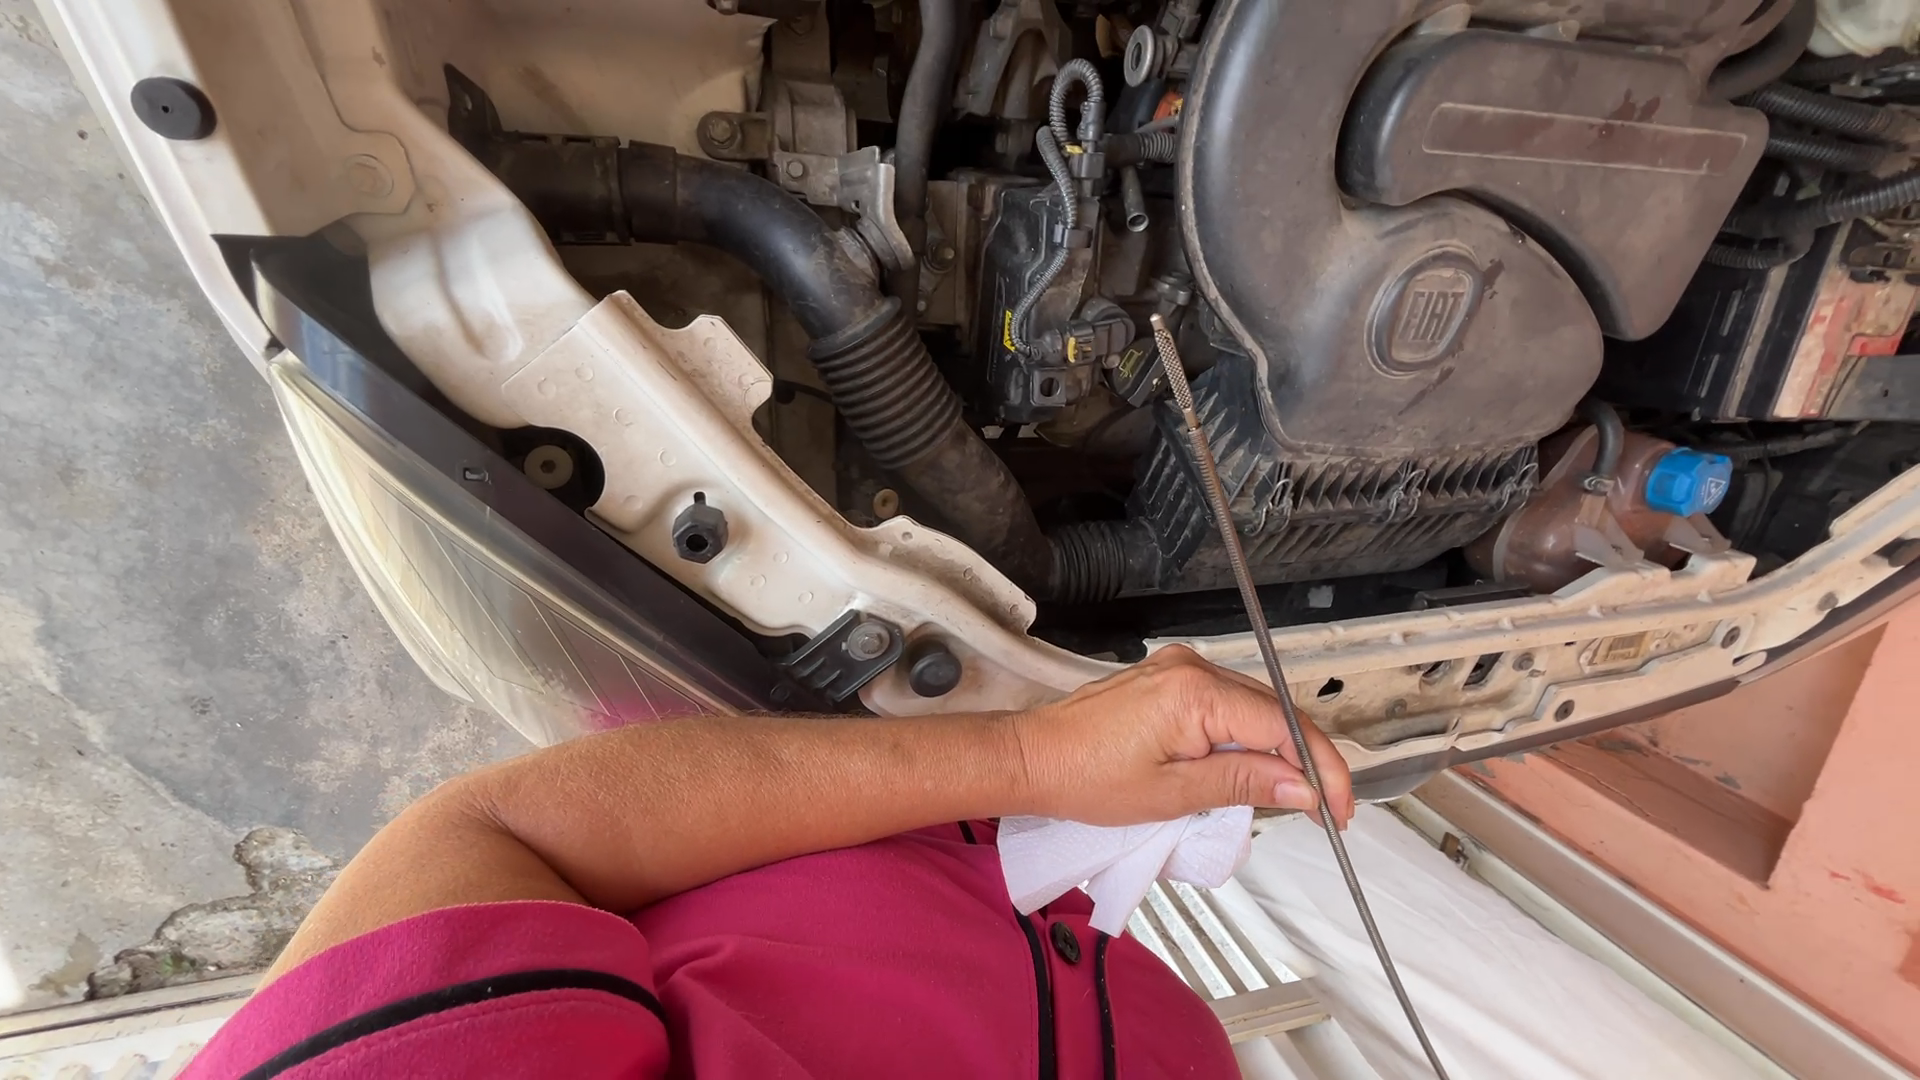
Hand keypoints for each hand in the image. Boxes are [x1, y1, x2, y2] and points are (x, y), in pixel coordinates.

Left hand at [1009, 645, 1355, 826]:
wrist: (1035, 757)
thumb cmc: (1089, 778)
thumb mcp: (1173, 794)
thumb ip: (1242, 783)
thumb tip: (1303, 786)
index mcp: (1195, 692)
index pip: (1282, 724)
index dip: (1321, 768)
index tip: (1336, 810)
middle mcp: (1190, 667)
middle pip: (1272, 709)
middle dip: (1304, 758)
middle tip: (1321, 809)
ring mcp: (1176, 667)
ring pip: (1250, 704)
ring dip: (1274, 747)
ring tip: (1288, 796)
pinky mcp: (1165, 677)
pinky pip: (1222, 702)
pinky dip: (1242, 734)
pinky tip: (1246, 767)